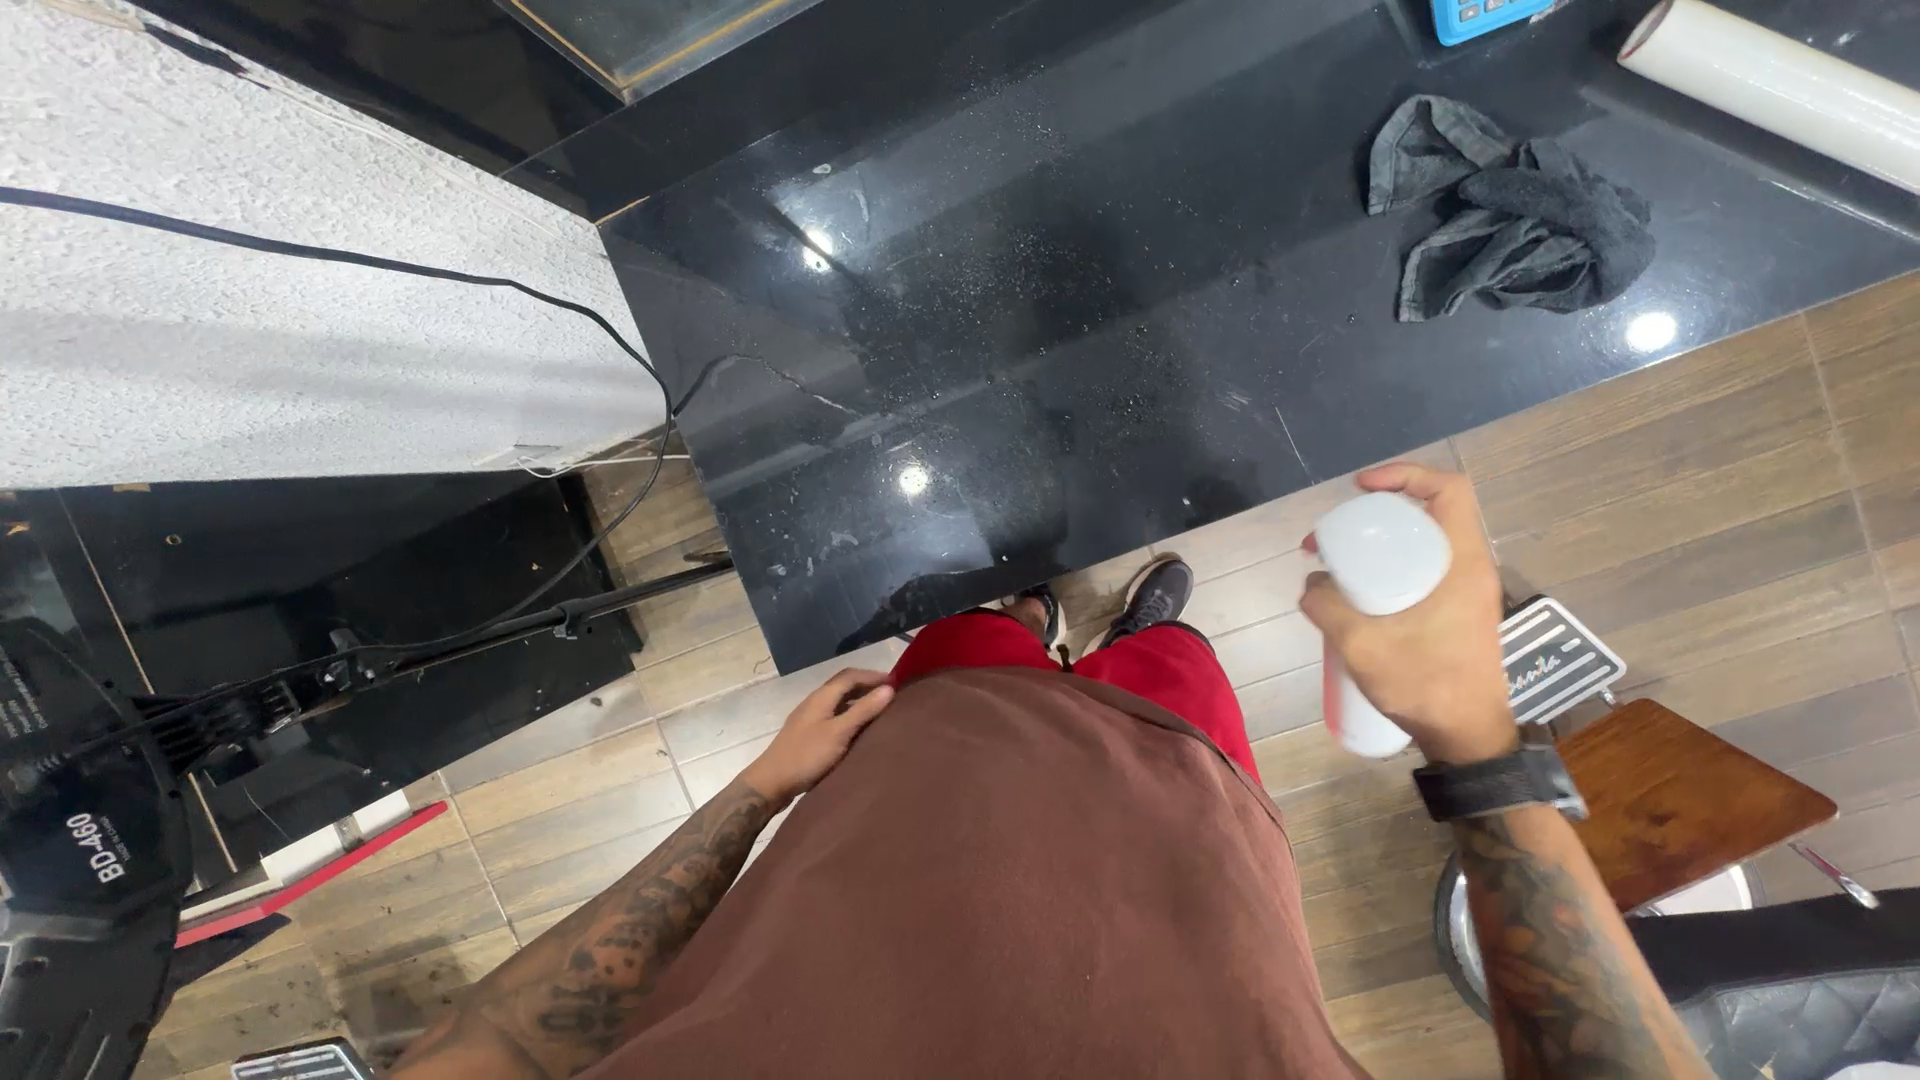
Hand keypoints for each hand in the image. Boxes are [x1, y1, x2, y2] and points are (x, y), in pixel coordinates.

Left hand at [740, 669, 894, 805]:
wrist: (771, 783)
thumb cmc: (806, 755)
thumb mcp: (839, 733)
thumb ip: (863, 710)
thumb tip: (889, 689)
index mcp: (822, 697)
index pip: (850, 676)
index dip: (873, 675)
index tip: (896, 682)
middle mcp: (815, 702)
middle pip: (843, 686)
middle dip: (866, 685)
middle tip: (890, 693)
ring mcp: (810, 718)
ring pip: (839, 701)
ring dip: (859, 700)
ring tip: (880, 710)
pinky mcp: (808, 734)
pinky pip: (834, 716)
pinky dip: (850, 715)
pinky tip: (858, 729)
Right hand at [1300, 463, 1517, 764]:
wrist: (1467, 739)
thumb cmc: (1424, 685)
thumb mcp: (1361, 644)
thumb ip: (1326, 606)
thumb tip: (1312, 584)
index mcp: (1462, 563)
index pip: (1449, 490)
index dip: (1405, 475)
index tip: (1360, 489)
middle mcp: (1470, 569)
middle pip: (1425, 516)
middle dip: (1372, 519)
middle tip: (1328, 540)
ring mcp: (1465, 593)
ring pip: (1420, 547)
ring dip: (1376, 548)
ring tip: (1332, 571)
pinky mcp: (1454, 614)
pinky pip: (1419, 573)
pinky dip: (1386, 571)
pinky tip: (1355, 598)